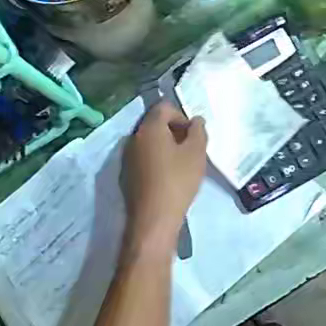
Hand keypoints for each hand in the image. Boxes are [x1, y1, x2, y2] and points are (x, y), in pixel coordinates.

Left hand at [121, 103, 207, 250]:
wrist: (153, 218)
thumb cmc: (178, 181)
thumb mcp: (197, 153)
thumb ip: (198, 131)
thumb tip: (196, 121)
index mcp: (149, 128)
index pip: (165, 107)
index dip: (183, 116)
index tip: (194, 136)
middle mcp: (133, 137)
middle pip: (155, 123)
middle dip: (174, 131)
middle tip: (191, 149)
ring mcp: (126, 157)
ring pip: (149, 142)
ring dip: (166, 147)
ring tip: (181, 165)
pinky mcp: (126, 174)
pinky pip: (143, 158)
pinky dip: (156, 160)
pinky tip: (168, 177)